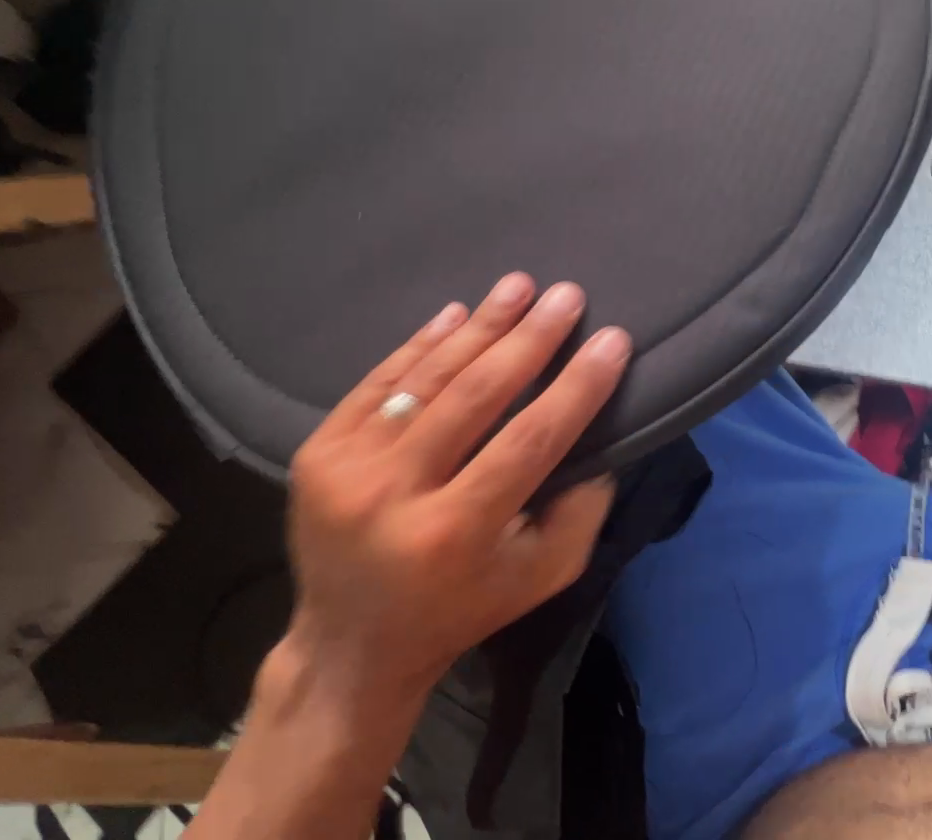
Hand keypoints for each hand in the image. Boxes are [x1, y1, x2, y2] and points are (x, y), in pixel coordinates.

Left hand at [276, 272, 630, 707]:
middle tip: (568, 295)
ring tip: (519, 286)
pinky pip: (378, 383)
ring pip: (426, 381)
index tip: (613, 341)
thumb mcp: (545, 574)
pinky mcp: (318, 453)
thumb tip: (599, 439)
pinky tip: (457, 313)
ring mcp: (345, 470)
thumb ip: (582, 510)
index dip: (576, 387)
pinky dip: (420, 344)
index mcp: (454, 534)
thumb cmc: (467, 607)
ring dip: (479, 327)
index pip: (529, 442)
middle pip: (473, 397)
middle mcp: (392, 496)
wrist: (352, 644)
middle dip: (530, 340)